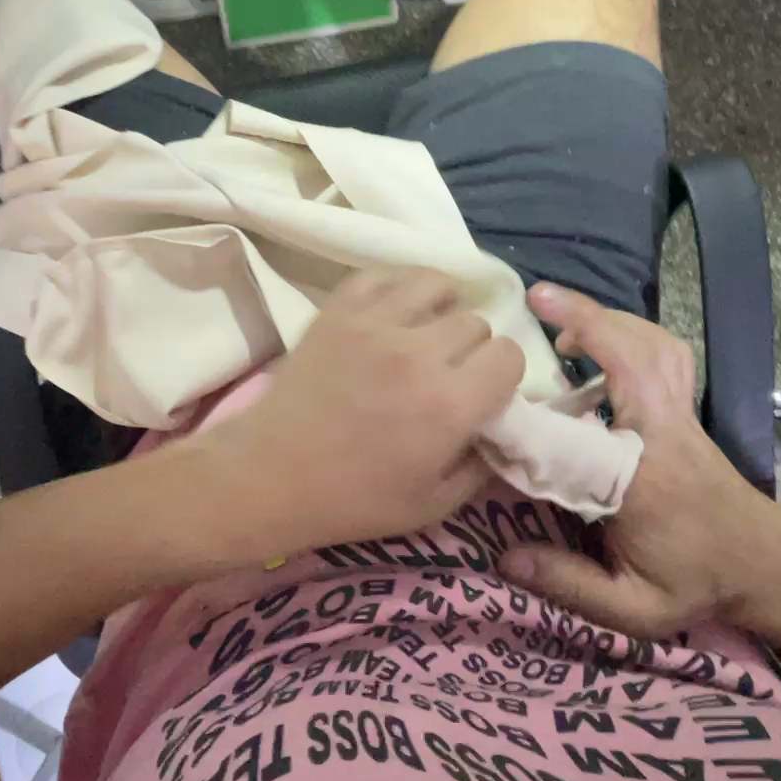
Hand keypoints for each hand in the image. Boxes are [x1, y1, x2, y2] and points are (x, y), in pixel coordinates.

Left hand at [214, 268, 525, 550]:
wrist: (271, 475)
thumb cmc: (353, 499)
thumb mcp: (433, 505)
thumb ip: (480, 466)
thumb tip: (501, 429)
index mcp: (451, 403)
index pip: (509, 354)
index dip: (501, 373)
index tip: (483, 389)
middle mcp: (420, 353)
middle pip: (474, 321)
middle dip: (471, 346)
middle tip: (448, 369)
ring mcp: (375, 324)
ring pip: (435, 284)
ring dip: (442, 306)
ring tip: (428, 327)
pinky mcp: (338, 311)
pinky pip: (383, 275)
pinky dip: (397, 286)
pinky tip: (396, 308)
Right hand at [495, 283, 780, 638]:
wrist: (767, 569)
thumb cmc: (697, 583)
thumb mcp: (634, 608)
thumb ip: (569, 584)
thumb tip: (503, 559)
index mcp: (641, 476)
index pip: (584, 430)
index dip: (541, 402)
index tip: (496, 390)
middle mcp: (664, 431)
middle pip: (637, 354)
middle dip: (588, 317)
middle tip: (536, 299)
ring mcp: (681, 415)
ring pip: (656, 344)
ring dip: (610, 319)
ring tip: (562, 318)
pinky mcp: (686, 412)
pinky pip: (665, 355)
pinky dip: (632, 333)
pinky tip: (600, 342)